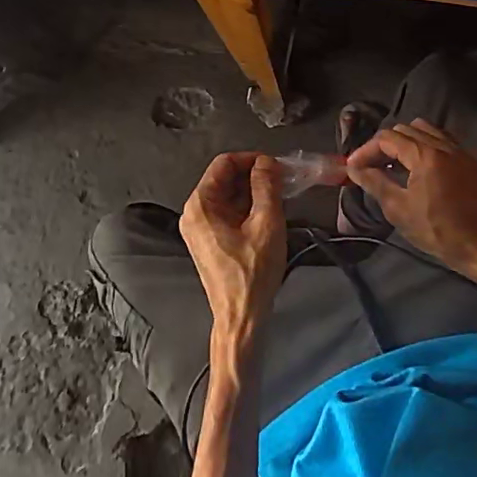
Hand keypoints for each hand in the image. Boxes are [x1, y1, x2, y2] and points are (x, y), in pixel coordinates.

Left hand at [180, 153, 286, 348]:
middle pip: (224, 178)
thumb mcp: (267, 223)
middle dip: (254, 176)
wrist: (242, 317)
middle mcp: (194, 213)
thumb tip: (267, 162)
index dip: (251, 159)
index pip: (224, 163)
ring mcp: (200, 228)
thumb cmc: (252, 274)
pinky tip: (268, 214)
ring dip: (253, 192)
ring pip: (228, 195)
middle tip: (282, 181)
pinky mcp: (209, 240)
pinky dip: (247, 208)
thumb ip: (266, 187)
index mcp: (200, 205)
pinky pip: (228, 212)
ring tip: (279, 198)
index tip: (275, 165)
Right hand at [346, 119, 476, 273]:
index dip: (367, 149)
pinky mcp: (469, 160)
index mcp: (425, 155)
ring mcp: (460, 151)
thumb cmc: (434, 229)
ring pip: (426, 129)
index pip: (387, 138)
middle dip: (384, 144)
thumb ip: (374, 182)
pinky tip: (419, 163)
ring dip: (406, 141)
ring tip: (395, 161)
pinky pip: (443, 139)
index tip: (354, 165)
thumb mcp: (397, 208)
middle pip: (405, 129)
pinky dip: (426, 144)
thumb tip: (354, 168)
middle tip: (372, 164)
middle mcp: (444, 145)